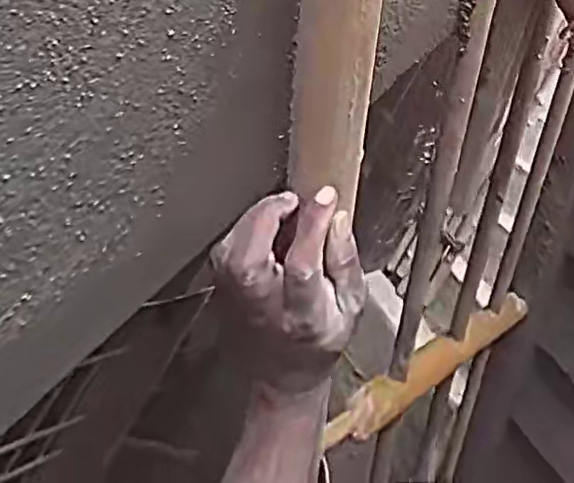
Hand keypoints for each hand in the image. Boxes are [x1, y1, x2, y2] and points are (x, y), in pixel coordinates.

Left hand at [211, 186, 366, 395]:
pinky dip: (242, 228)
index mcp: (305, 315)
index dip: (313, 227)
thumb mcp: (352, 304)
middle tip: (293, 200)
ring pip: (230, 254)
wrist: (285, 376)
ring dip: (255, 219)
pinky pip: (223, 251)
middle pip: (250, 260)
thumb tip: (337, 218)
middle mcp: (265, 309)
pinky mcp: (221, 293)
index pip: (302, 267)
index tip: (325, 197)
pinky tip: (263, 223)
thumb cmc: (321, 336)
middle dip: (268, 218)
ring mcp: (237, 303)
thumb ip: (346, 259)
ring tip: (281, 207)